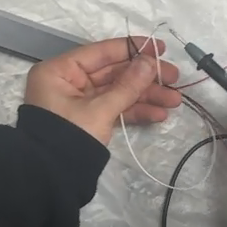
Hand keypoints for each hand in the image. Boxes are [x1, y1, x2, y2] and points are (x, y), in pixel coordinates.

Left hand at [25, 37, 183, 144]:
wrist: (51, 178)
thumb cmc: (68, 137)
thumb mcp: (99, 110)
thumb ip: (127, 86)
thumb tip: (150, 62)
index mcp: (60, 71)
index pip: (101, 52)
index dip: (132, 49)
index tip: (160, 47)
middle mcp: (68, 82)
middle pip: (113, 73)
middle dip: (145, 78)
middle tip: (175, 77)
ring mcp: (79, 102)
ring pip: (118, 92)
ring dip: (146, 96)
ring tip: (174, 100)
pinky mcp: (89, 120)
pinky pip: (114, 109)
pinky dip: (135, 111)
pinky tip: (159, 114)